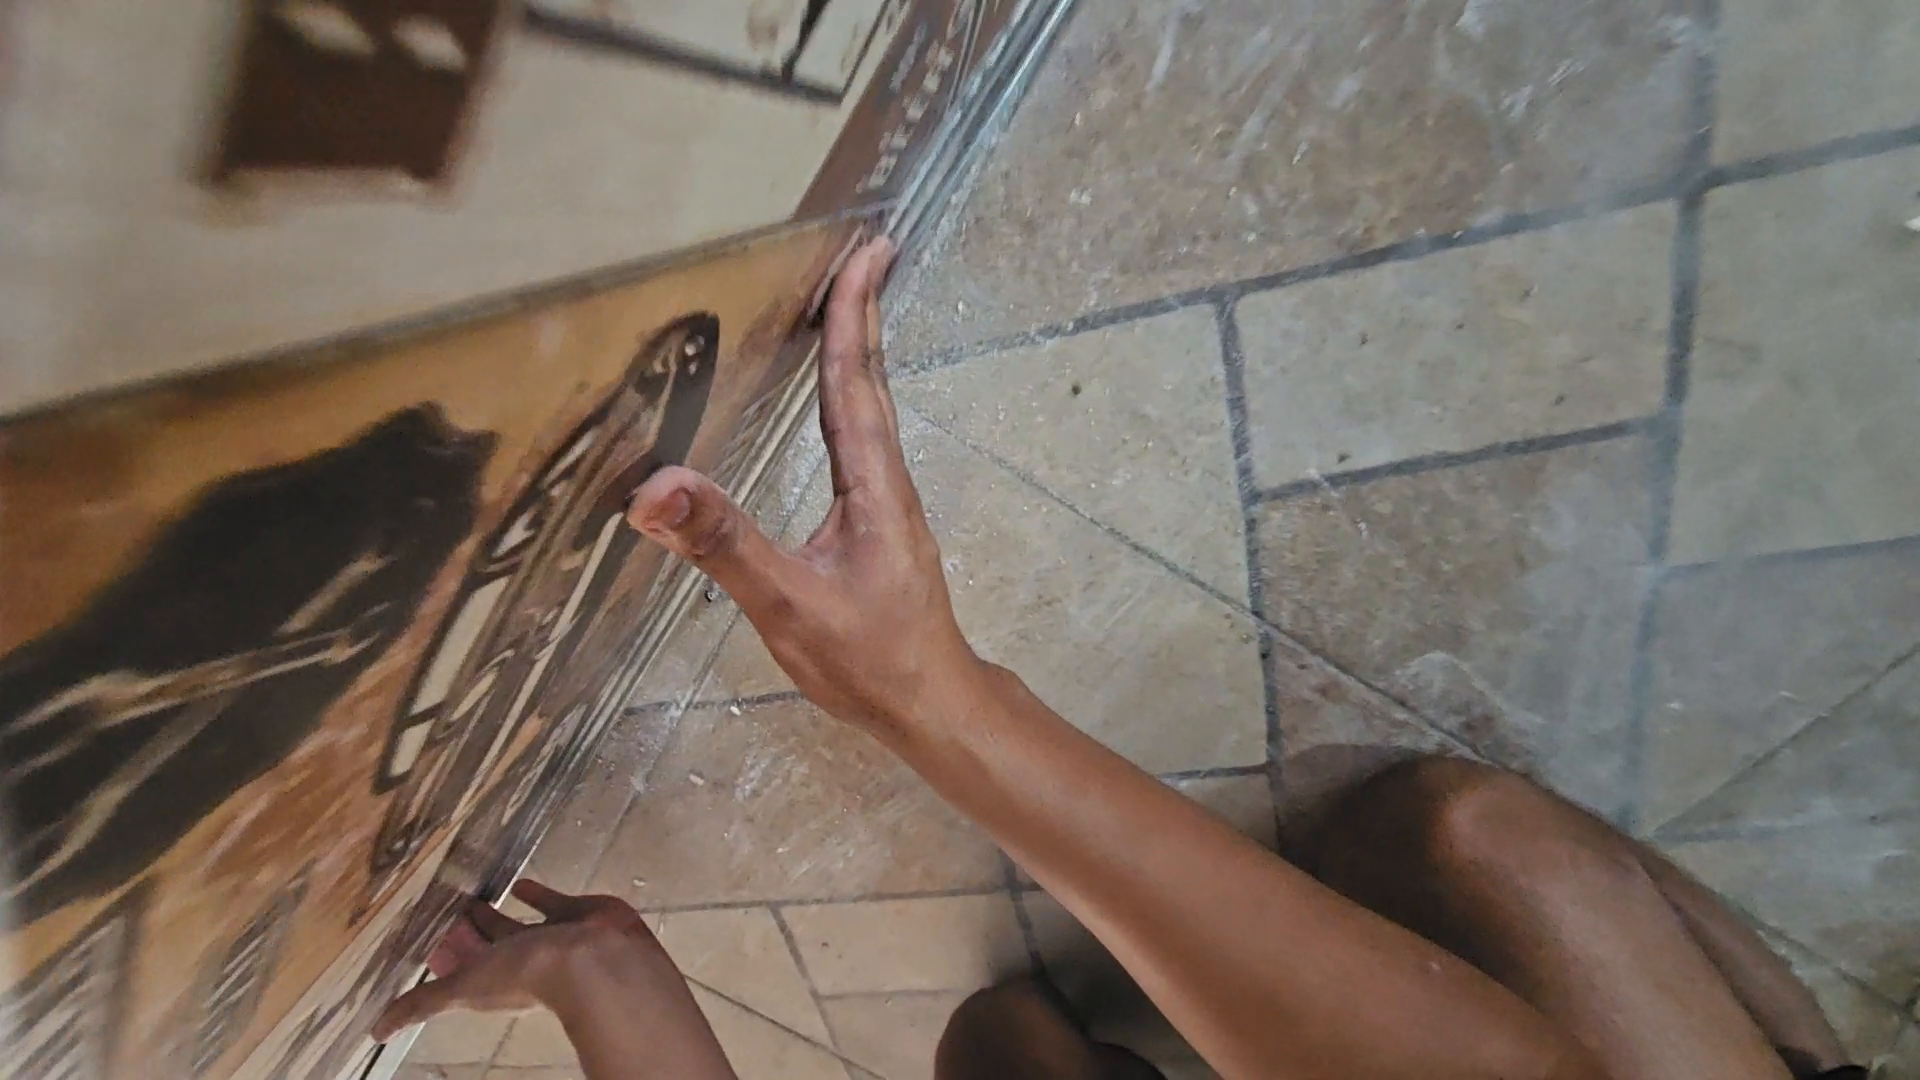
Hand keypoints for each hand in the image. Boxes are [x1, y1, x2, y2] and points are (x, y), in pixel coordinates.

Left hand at [373, 879, 664, 1040]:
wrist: (593, 955)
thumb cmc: (529, 972)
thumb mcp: (467, 987)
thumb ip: (426, 1002)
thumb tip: (375, 1033)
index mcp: (489, 981)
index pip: (456, 968)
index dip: (441, 953)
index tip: (422, 931)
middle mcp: (516, 961)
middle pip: (481, 946)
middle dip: (463, 931)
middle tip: (443, 904)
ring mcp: (546, 937)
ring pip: (510, 924)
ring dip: (493, 913)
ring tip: (473, 893)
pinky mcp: (570, 912)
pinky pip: (546, 901)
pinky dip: (532, 893)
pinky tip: (518, 881)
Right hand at [625, 237, 981, 737]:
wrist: (930, 702)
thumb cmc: (870, 659)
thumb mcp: (790, 607)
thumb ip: (726, 546)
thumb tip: (654, 487)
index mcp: (873, 486)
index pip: (857, 384)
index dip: (855, 315)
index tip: (869, 249)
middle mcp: (887, 483)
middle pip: (870, 386)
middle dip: (862, 317)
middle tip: (865, 253)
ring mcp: (887, 505)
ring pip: (870, 414)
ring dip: (857, 356)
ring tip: (844, 310)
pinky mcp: (879, 528)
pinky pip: (861, 447)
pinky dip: (848, 405)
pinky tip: (836, 412)